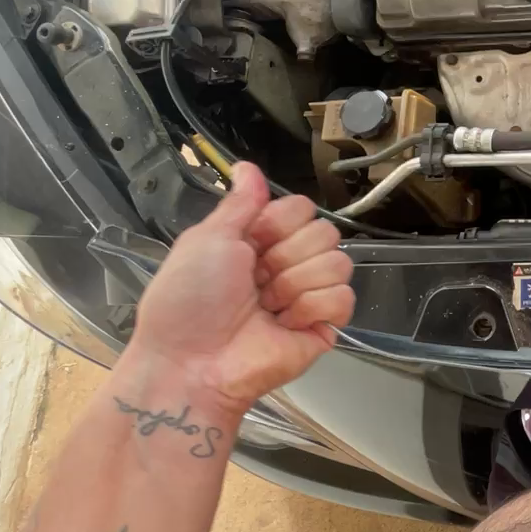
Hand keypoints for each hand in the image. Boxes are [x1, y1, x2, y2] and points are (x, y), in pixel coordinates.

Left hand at [126, 162, 355, 415]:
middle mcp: (292, 263)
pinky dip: (310, 310)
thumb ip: (238, 203)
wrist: (191, 365)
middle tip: (257, 282)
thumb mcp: (205, 241)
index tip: (251, 245)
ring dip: (295, 286)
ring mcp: (312, 293)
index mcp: (264, 240)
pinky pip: (343, 298)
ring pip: (338, 263)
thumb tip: (247, 166)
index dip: (279, 224)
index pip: (303, 207)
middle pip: (326, 232)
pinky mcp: (327, 323)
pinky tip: (285, 324)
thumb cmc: (187, 304)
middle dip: (286, 258)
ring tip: (268, 308)